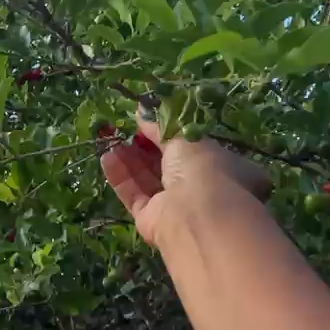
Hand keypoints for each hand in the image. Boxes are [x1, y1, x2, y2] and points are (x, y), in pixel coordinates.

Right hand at [100, 113, 271, 248]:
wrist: (196, 216)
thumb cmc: (203, 170)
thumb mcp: (184, 138)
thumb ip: (160, 127)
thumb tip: (142, 111)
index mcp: (222, 168)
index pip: (195, 149)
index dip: (172, 135)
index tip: (150, 122)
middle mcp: (200, 188)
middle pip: (166, 165)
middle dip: (145, 147)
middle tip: (126, 129)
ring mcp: (174, 205)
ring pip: (147, 179)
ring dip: (129, 159)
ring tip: (111, 139)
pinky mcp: (151, 218)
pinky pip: (133, 194)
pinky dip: (121, 176)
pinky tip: (107, 157)